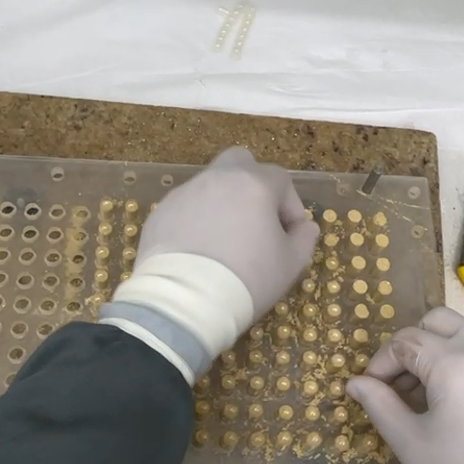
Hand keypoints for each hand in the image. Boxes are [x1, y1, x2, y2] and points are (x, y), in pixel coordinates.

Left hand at [137, 147, 318, 317]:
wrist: (186, 300)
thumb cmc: (248, 279)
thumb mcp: (290, 264)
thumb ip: (303, 238)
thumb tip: (304, 227)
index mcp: (254, 184)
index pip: (281, 180)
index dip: (290, 206)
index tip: (289, 235)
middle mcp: (217, 179)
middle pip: (239, 162)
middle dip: (252, 184)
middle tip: (256, 220)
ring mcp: (184, 194)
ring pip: (209, 186)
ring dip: (221, 205)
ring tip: (223, 243)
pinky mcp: (159, 214)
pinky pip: (184, 210)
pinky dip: (194, 223)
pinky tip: (196, 253)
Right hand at [345, 306, 463, 463]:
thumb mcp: (412, 444)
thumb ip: (379, 405)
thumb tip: (355, 383)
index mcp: (455, 364)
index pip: (405, 342)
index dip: (380, 363)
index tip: (371, 391)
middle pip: (439, 322)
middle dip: (412, 345)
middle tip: (401, 384)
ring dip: (440, 356)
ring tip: (430, 400)